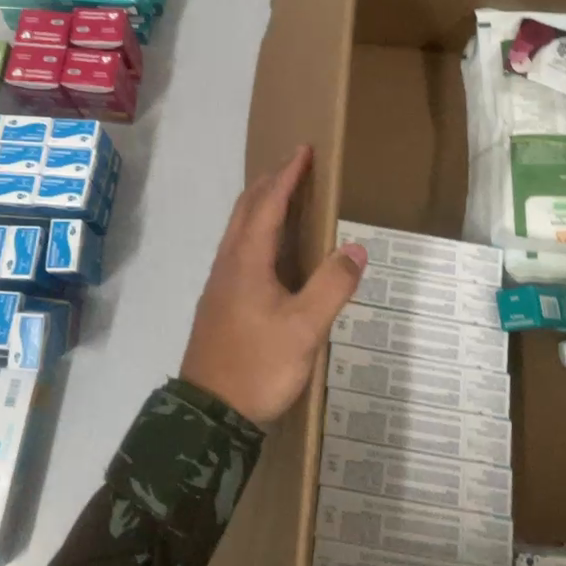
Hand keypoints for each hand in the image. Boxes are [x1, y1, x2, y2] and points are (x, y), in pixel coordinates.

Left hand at [179, 145, 366, 424]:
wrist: (208, 414)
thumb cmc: (257, 365)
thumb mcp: (304, 329)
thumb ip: (331, 285)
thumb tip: (357, 248)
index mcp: (247, 260)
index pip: (268, 204)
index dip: (287, 175)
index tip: (304, 150)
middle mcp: (229, 262)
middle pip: (247, 209)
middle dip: (271, 182)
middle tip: (297, 166)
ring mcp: (221, 282)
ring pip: (239, 228)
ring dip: (261, 204)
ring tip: (286, 197)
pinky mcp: (220, 301)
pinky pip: (239, 247)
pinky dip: (257, 229)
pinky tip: (273, 249)